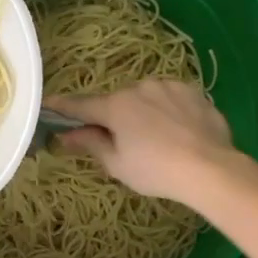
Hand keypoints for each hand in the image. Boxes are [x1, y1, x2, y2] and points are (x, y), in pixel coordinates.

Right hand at [48, 80, 245, 201]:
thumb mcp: (117, 164)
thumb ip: (92, 144)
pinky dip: (168, 114)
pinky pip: (171, 101)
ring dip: (144, 115)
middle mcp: (140, 87)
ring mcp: (170, 86)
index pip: (82, 105)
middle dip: (114, 118)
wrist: (210, 168)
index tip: (47, 104)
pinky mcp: (194, 92)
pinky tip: (177, 135)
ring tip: (156, 142)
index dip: (62, 107)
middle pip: (117, 103)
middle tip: (121, 145)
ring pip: (146, 99)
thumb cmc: (155, 171)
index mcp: (116, 106)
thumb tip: (67, 134)